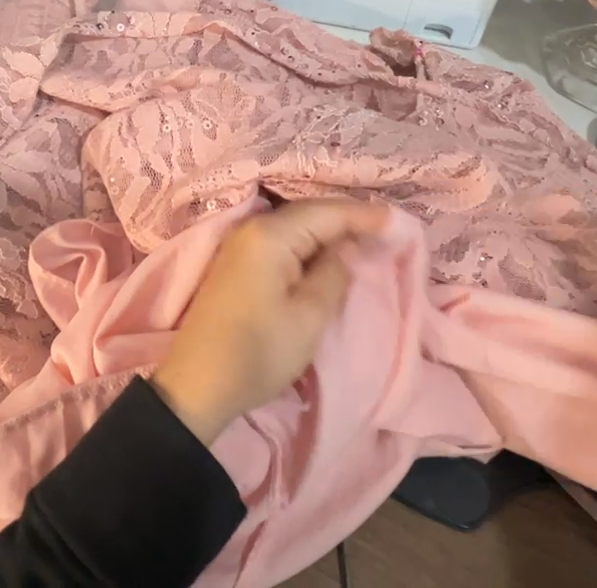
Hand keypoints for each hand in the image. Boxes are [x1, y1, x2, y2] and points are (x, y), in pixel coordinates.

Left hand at [150, 200, 388, 444]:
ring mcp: (242, 244)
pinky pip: (283, 240)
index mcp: (271, 236)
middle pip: (310, 213)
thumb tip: (347, 246)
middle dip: (349, 219)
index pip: (326, 212)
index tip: (399, 221)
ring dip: (330, 230)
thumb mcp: (308, 317)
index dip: (364, 215)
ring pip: (297, 225)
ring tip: (366, 238)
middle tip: (388, 228)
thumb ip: (333, 273)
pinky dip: (310, 243)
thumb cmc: (258, 352)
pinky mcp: (238, 262)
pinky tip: (329, 253)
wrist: (197, 384)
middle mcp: (253, 229)